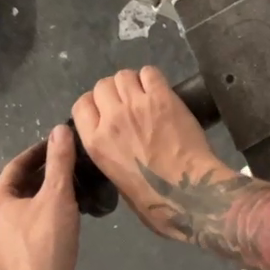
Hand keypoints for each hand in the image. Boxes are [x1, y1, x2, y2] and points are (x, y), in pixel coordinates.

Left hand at [0, 125, 81, 269]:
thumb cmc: (45, 246)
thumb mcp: (57, 196)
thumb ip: (59, 161)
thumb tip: (59, 129)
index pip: (16, 165)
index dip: (39, 150)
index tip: (62, 141)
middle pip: (22, 186)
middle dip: (48, 171)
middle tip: (76, 161)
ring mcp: (8, 243)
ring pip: (31, 207)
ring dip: (52, 193)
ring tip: (79, 184)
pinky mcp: (23, 259)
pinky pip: (37, 226)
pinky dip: (53, 214)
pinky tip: (75, 215)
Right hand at [72, 66, 228, 239]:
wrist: (187, 189)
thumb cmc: (152, 197)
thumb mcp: (114, 176)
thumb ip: (108, 150)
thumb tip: (115, 138)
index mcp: (96, 142)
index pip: (81, 105)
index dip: (94, 104)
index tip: (105, 109)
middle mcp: (112, 118)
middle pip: (102, 86)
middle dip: (113, 91)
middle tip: (128, 101)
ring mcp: (137, 104)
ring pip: (123, 75)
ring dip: (132, 82)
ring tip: (144, 94)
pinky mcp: (162, 96)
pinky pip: (149, 72)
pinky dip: (152, 78)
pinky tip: (159, 90)